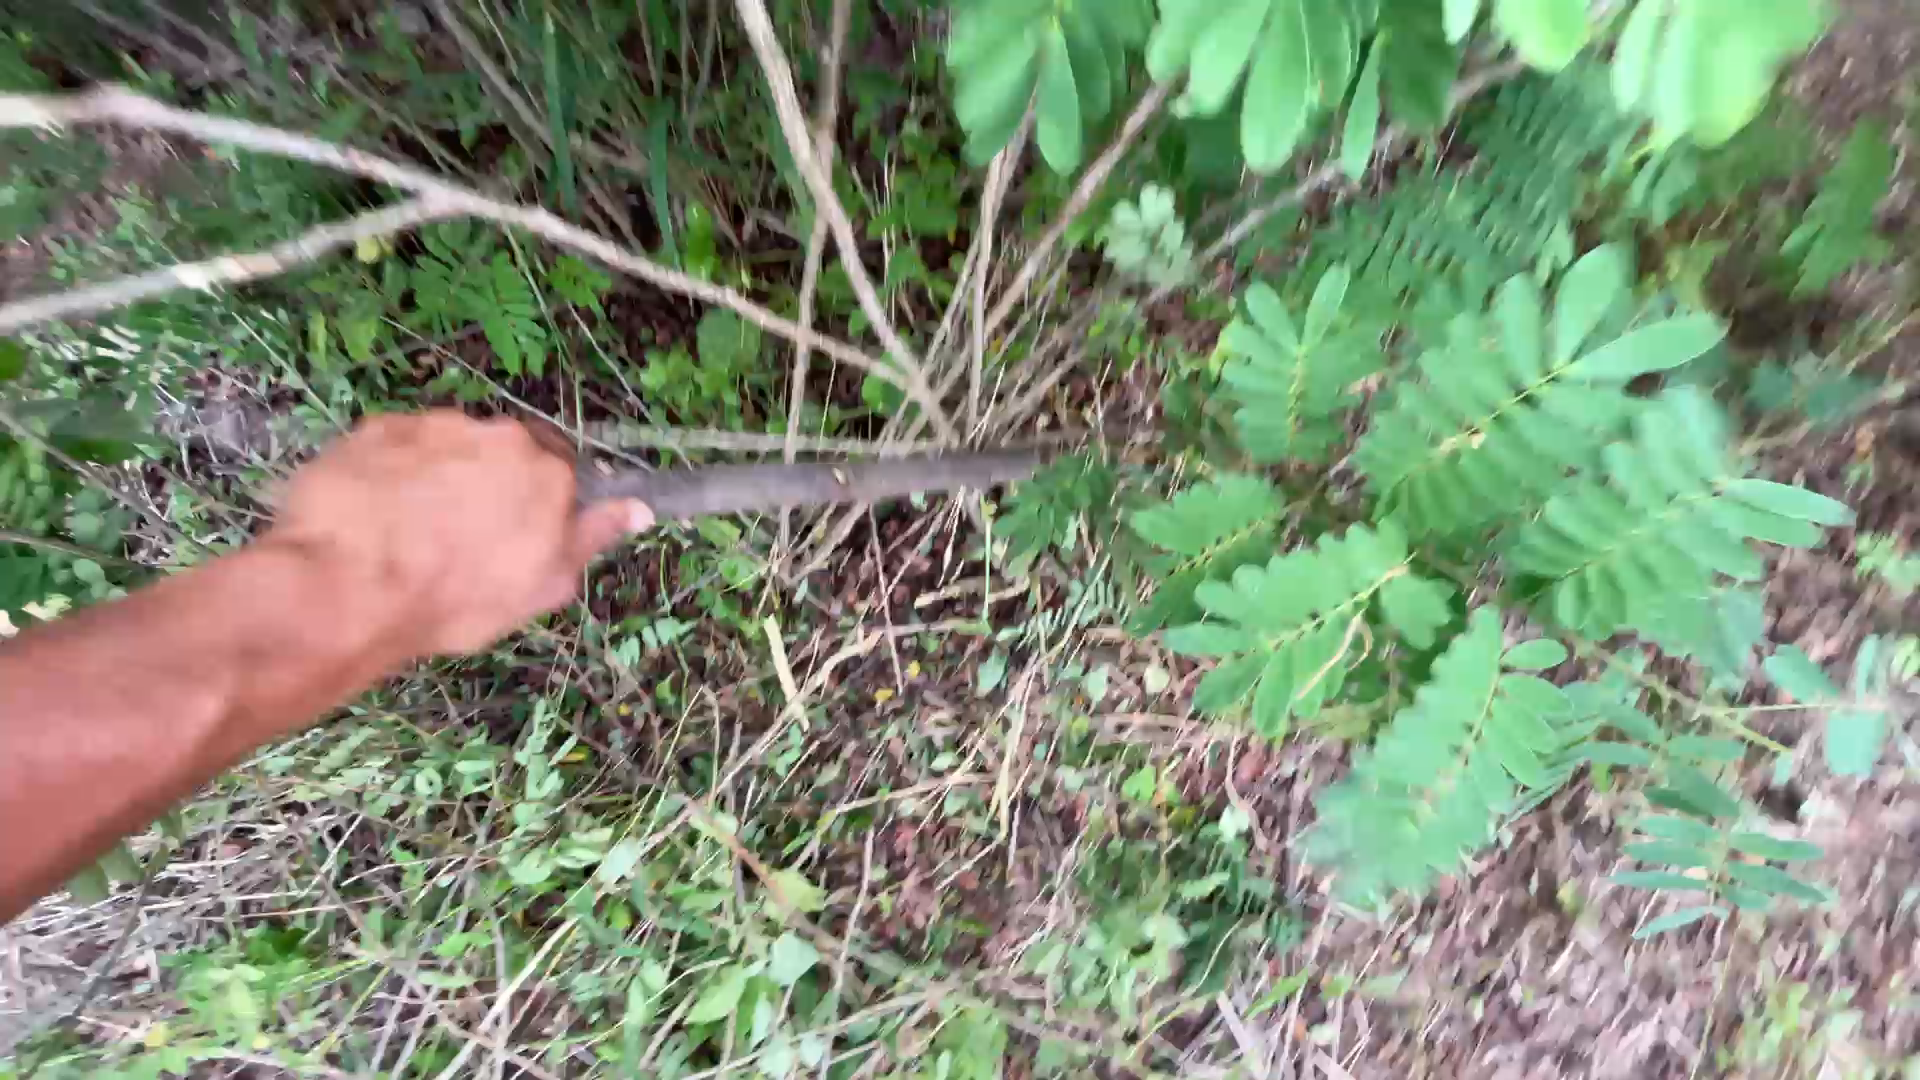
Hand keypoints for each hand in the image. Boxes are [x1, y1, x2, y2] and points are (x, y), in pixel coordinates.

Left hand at [266, 411, 651, 656]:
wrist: (348, 591)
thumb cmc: (462, 597)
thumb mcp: (547, 583)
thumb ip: (594, 537)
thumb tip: (640, 508)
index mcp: (548, 469)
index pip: (560, 468)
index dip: (541, 500)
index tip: (522, 530)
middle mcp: (498, 433)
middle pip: (506, 451)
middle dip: (493, 481)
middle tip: (466, 531)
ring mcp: (433, 426)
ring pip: (452, 445)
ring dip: (444, 473)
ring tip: (413, 524)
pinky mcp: (372, 428)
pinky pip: (398, 445)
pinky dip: (395, 471)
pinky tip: (379, 511)